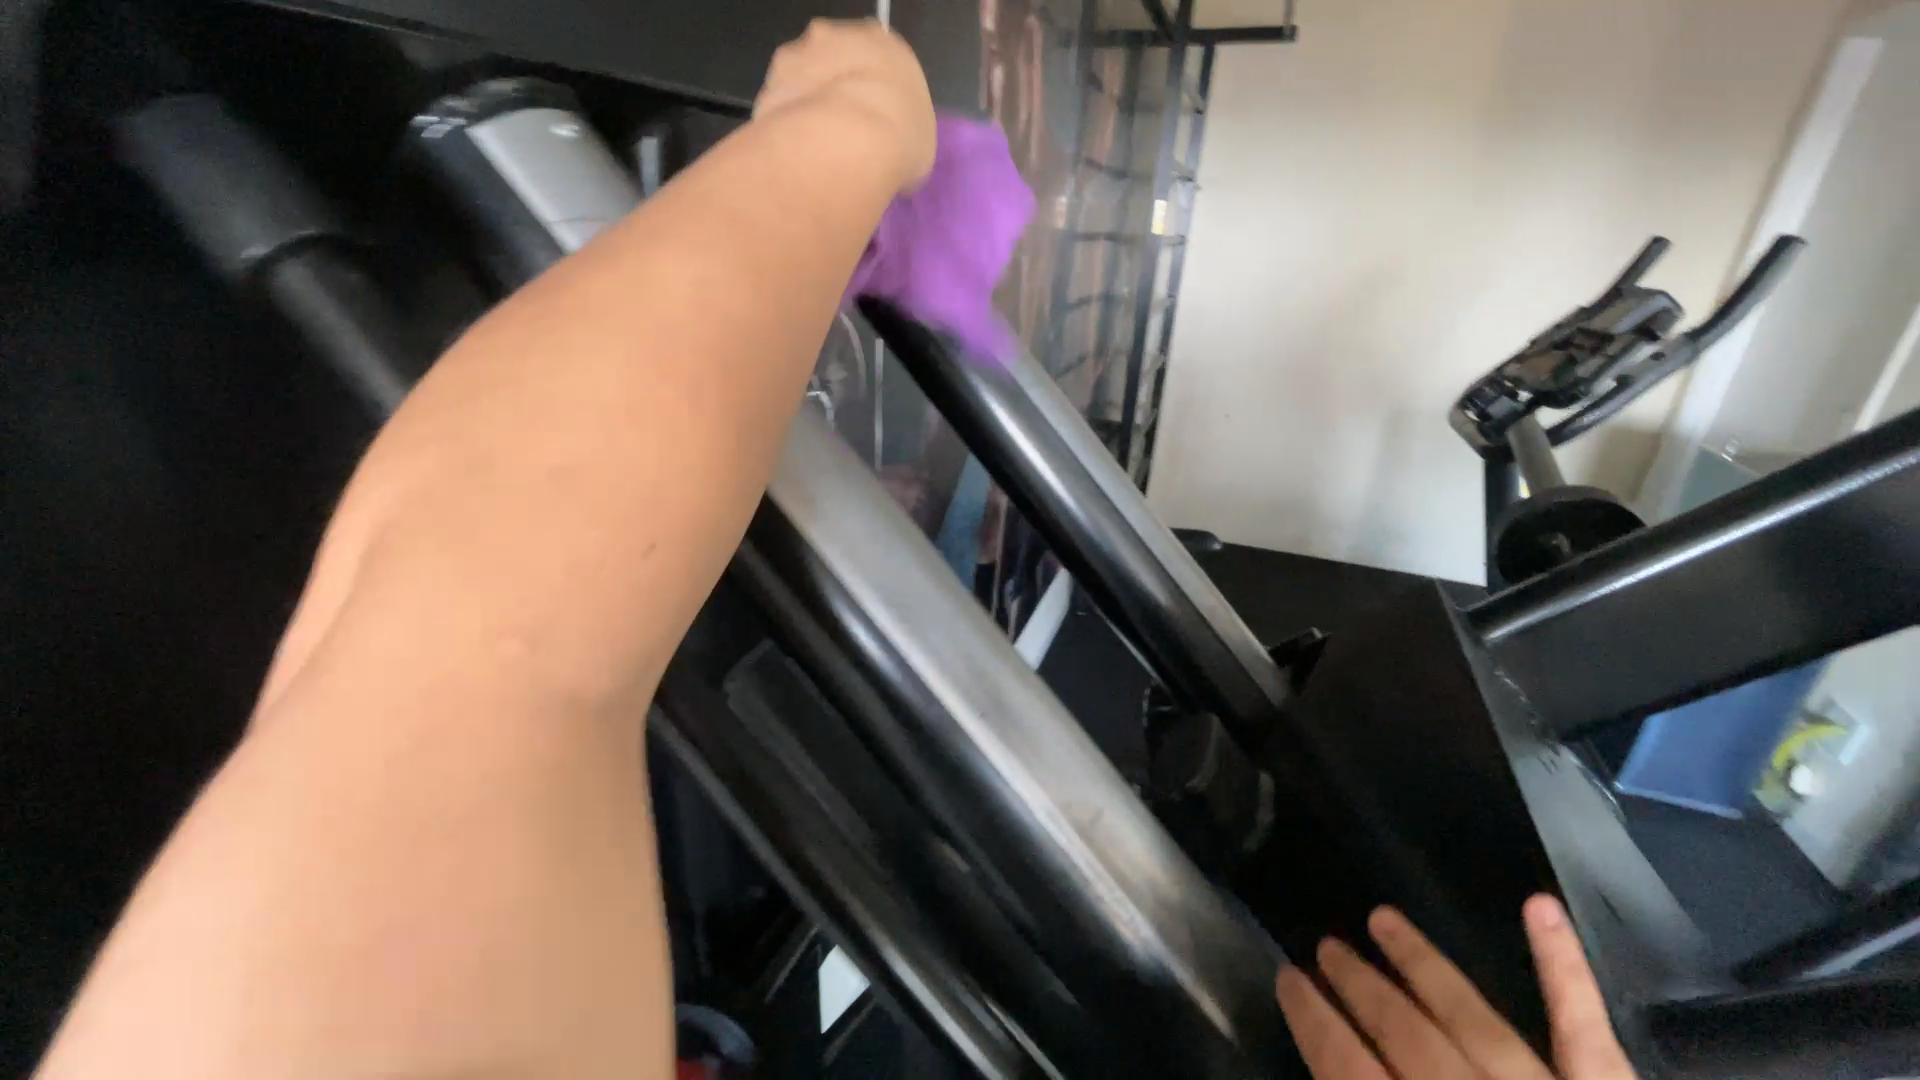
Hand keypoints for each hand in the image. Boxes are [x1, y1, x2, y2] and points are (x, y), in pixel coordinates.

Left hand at [755, 19, 936, 194]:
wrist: (851, 141)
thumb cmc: (901, 137)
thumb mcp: (919, 141)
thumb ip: (900, 131)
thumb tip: (885, 149)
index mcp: (886, 44)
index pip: (877, 59)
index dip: (873, 90)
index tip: (872, 120)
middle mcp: (840, 35)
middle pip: (834, 58)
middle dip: (834, 88)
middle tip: (841, 133)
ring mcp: (801, 52)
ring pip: (801, 76)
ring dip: (806, 104)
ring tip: (816, 148)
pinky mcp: (771, 79)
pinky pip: (778, 102)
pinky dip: (784, 122)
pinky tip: (796, 150)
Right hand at [1275, 896, 1636, 1078]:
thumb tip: (1336, 1076)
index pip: (1353, 1075)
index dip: (1316, 1025)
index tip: (1287, 981)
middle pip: (1406, 1039)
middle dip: (1360, 989)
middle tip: (1326, 946)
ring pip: (1472, 1018)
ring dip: (1422, 964)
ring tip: (1382, 918)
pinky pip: (1584, 1029)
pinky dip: (1563, 968)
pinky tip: (1537, 906)